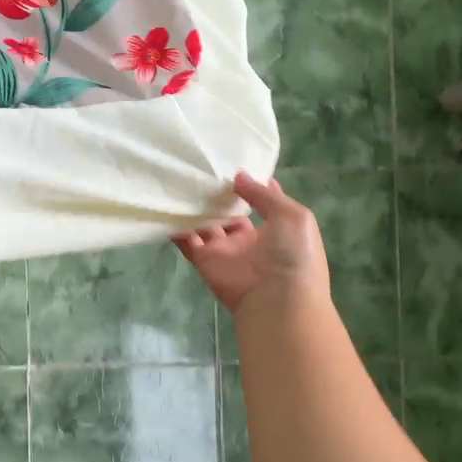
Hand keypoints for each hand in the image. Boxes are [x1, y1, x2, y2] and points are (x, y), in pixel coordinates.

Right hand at [173, 171, 330, 314]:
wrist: (276, 297)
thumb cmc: (293, 254)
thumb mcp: (293, 216)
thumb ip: (264, 195)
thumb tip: (239, 176)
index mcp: (275, 229)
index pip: (261, 202)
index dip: (251, 185)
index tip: (234, 164)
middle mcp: (248, 238)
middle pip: (228, 213)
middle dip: (218, 195)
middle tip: (201, 171)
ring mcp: (224, 249)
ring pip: (205, 224)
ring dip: (195, 208)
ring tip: (181, 183)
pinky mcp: (203, 260)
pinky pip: (186, 241)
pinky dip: (175, 227)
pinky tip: (167, 208)